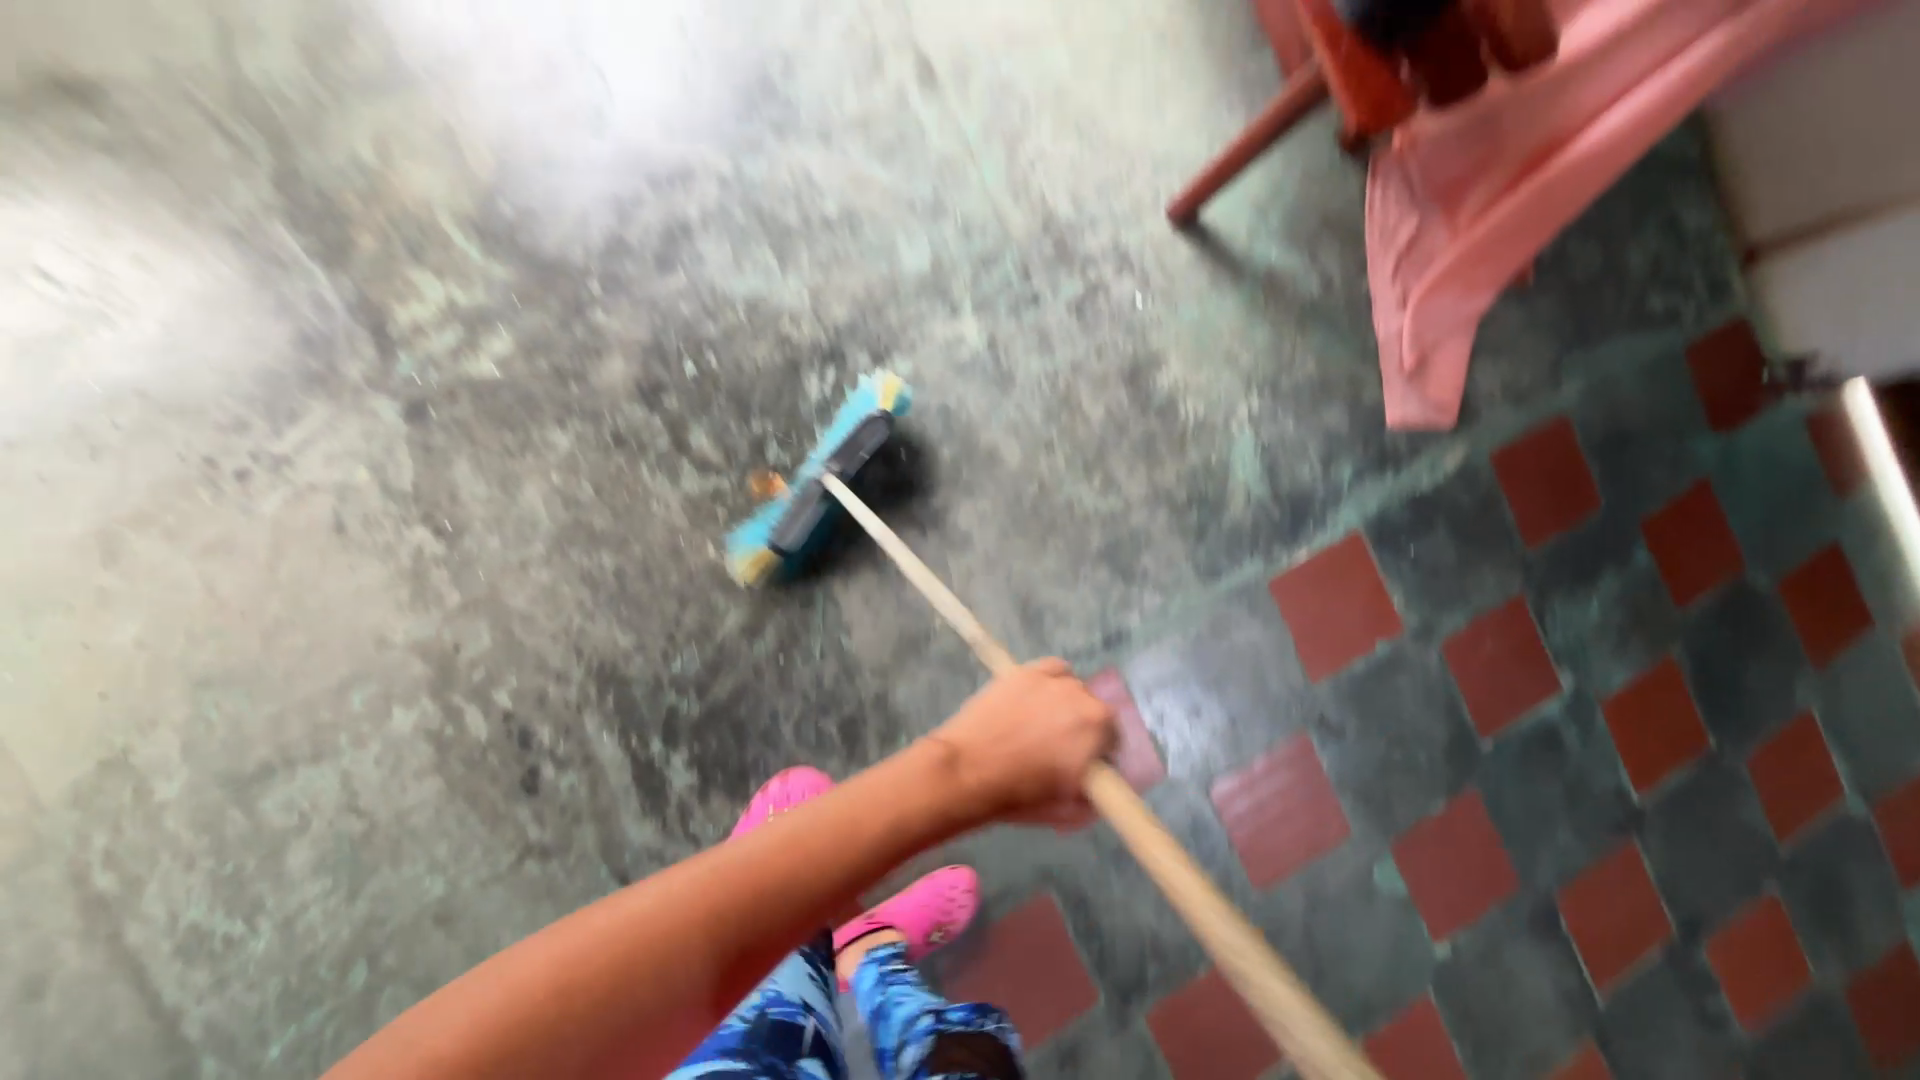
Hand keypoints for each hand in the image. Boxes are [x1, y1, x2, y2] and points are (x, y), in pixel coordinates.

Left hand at [926, 658, 1117, 828]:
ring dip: (1068, 705)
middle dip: (1083, 730)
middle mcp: (1084, 699)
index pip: (1114, 741)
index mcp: (1101, 731)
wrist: (967, 770)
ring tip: (1042, 724)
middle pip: (1095, 711)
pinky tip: (1039, 696)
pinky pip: (1055, 669)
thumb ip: (1095, 795)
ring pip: (1075, 690)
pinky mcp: (1027, 671)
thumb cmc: (1020, 795)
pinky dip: (1053, 681)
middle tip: (1059, 749)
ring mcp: (1054, 682)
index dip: (1100, 756)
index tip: (1083, 767)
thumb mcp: (1069, 810)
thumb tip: (1100, 787)